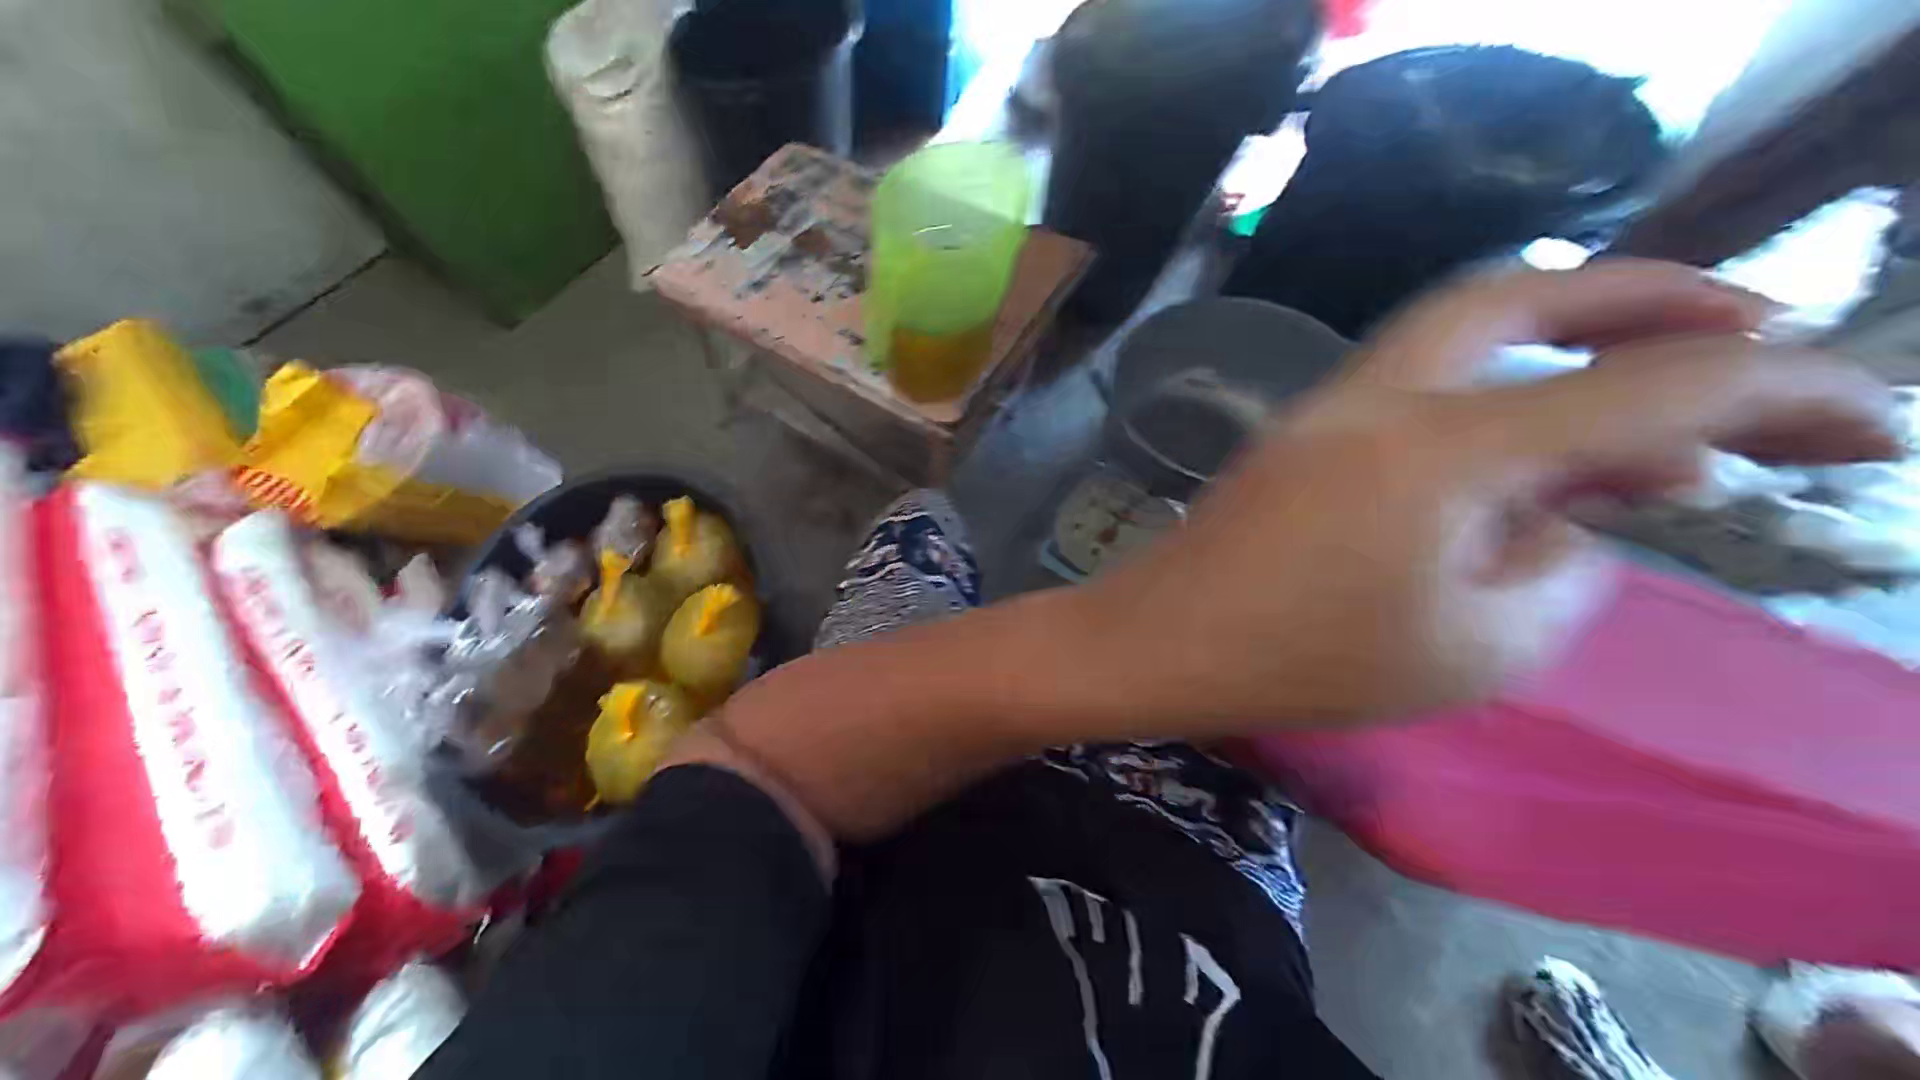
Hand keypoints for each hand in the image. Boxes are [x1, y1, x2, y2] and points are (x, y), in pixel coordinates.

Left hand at [1090, 259, 1901, 728]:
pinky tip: (1524, 452)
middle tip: (1753, 331)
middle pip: (1523, 295)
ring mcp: (1326, 408)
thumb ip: (1558, 568)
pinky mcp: (1297, 434)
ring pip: (1460, 331)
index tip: (1867, 421)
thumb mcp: (1471, 649)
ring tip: (1658, 419)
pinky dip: (1490, 392)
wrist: (1158, 642)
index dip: (1778, 394)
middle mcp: (1382, 401)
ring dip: (1567, 344)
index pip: (1642, 388)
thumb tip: (1582, 510)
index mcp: (1443, 450)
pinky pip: (1413, 385)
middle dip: (1651, 297)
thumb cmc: (1299, 664)